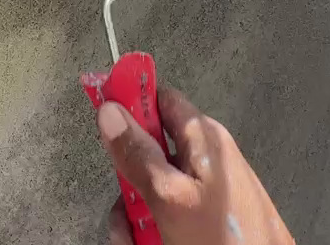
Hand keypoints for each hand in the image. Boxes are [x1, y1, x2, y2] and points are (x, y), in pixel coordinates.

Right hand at [97, 85, 293, 244]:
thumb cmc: (224, 241)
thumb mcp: (170, 197)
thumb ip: (137, 154)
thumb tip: (108, 108)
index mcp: (204, 138)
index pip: (159, 99)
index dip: (129, 104)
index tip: (104, 124)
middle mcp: (207, 160)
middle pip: (150, 152)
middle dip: (128, 182)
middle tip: (125, 213)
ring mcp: (209, 195)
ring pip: (155, 191)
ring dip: (135, 217)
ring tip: (133, 242)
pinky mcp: (210, 223)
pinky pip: (170, 218)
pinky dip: (154, 234)